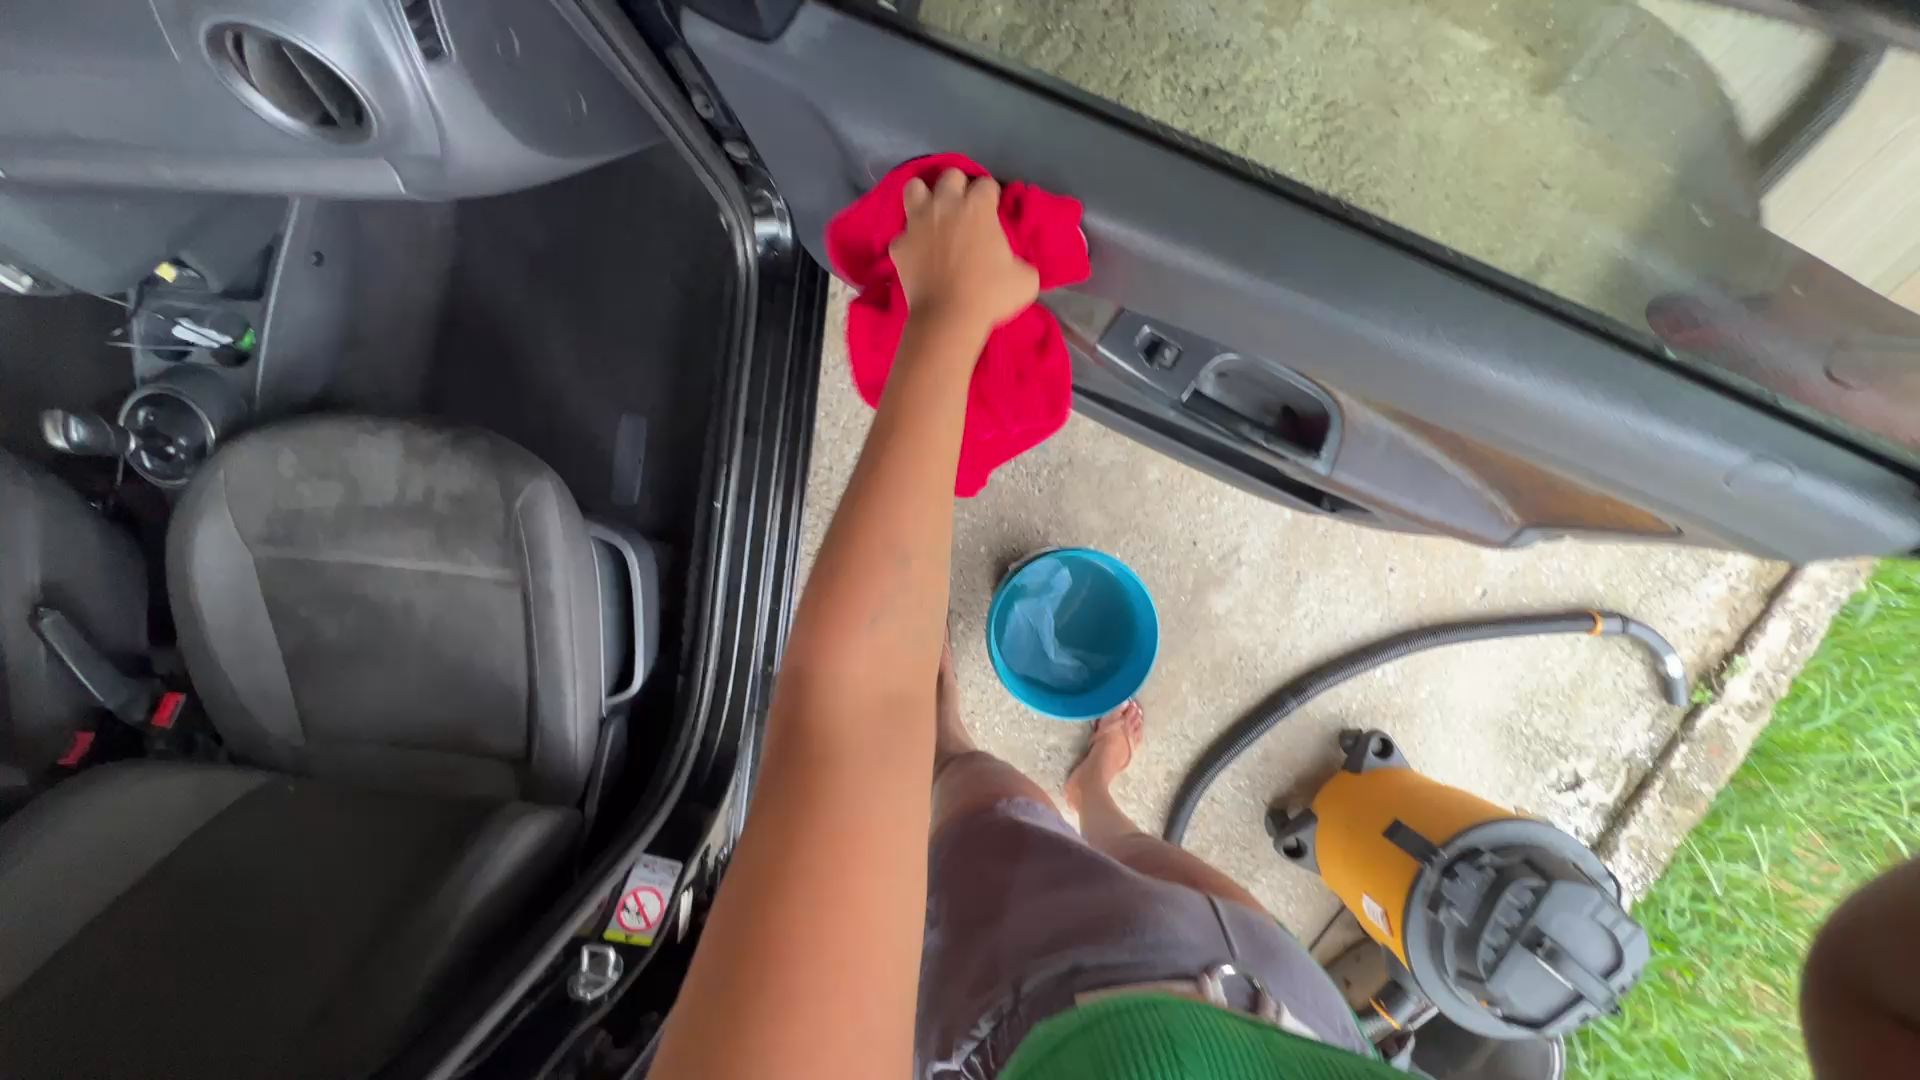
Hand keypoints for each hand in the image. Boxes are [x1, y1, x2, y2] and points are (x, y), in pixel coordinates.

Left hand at [890, 168, 1040, 337]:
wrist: (948, 319)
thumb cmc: (990, 296)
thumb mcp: (1025, 278)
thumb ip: (1021, 260)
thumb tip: (1017, 263)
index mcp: (977, 207)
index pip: (986, 184)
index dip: (991, 198)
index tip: (993, 213)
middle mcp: (945, 205)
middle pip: (950, 175)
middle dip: (958, 188)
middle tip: (963, 211)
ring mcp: (917, 223)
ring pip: (914, 188)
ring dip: (924, 198)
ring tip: (932, 216)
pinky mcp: (899, 245)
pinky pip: (902, 235)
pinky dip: (909, 243)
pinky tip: (917, 255)